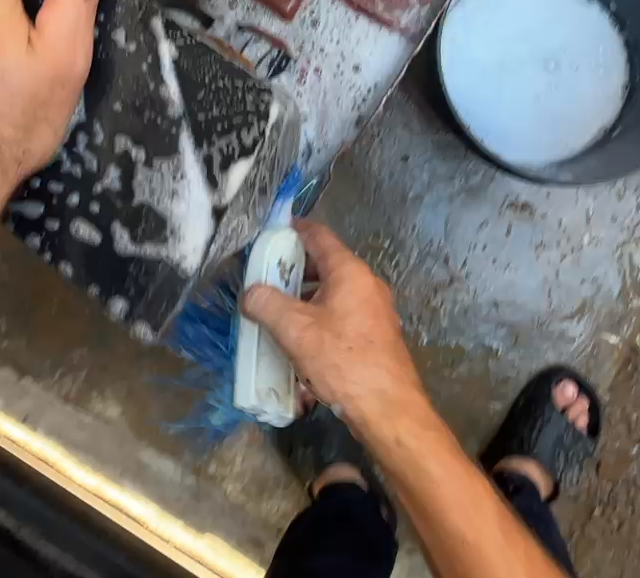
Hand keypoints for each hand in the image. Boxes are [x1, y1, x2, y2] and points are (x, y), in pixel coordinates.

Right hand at [240, 221, 426, 429]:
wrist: (389, 409)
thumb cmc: (343, 360)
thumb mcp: (295, 330)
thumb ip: (266, 304)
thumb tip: (250, 293)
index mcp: (349, 272)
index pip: (319, 236)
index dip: (295, 229)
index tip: (274, 230)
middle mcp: (366, 284)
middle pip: (325, 266)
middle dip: (294, 271)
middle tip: (267, 280)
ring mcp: (375, 311)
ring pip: (333, 294)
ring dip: (305, 301)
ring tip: (279, 316)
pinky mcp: (377, 337)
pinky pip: (342, 318)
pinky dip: (320, 322)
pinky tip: (303, 349)